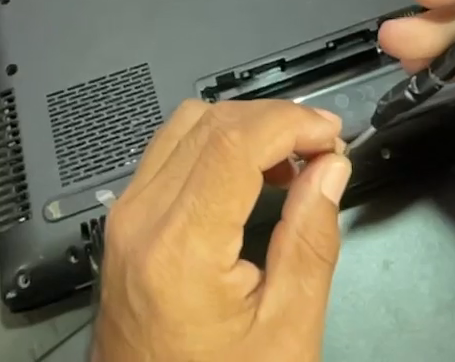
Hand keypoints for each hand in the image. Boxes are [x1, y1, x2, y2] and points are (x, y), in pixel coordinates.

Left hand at [92, 100, 350, 361]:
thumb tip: (330, 168)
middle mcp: (141, 218)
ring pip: (186, 124)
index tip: (331, 133)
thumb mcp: (285, 334)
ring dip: (244, 125)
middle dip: (274, 119)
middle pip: (211, 122)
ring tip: (290, 158)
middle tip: (321, 145)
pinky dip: (214, 142)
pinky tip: (249, 171)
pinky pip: (169, 150)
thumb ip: (311, 243)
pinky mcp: (124, 220)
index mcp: (179, 248)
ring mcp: (125, 216)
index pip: (234, 141)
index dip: (290, 121)